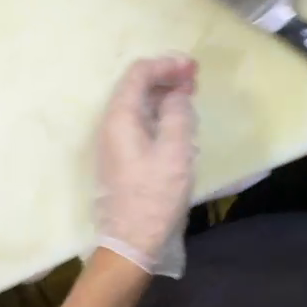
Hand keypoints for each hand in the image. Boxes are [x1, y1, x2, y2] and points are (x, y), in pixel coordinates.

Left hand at [95, 56, 198, 277]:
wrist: (132, 242)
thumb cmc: (154, 197)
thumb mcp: (175, 152)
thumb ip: (177, 114)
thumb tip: (177, 95)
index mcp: (120, 118)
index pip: (138, 74)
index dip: (166, 64)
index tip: (193, 68)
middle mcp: (111, 126)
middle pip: (136, 88)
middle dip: (166, 78)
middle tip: (195, 80)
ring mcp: (115, 144)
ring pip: (139, 107)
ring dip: (164, 98)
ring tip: (190, 98)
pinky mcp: (122, 160)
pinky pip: (140, 126)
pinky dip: (160, 117)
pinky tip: (178, 124)